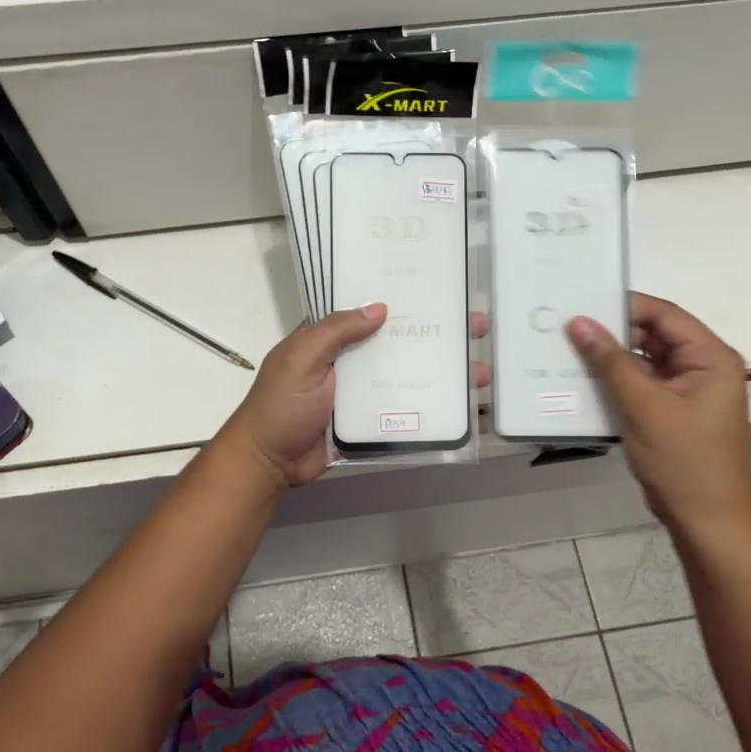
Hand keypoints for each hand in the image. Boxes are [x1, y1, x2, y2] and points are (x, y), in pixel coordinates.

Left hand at [223, 305, 490, 487]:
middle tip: (477, 325)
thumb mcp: (302, 359)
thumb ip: (336, 331)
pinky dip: (429, 406)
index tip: (438, 287)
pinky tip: (460, 405)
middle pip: (398, 341)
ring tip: (480, 370)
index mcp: (328, 338)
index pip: (368, 308)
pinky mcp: (369, 422)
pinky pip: (403, 409)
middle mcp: (349, 360)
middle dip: (436, 333)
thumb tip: (380, 307)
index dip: (401, 297)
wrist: (269, 464)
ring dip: (442, 372)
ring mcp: (361, 392)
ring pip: (407, 375)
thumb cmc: (281, 405)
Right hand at [565, 293, 750, 528]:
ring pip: (643, 360)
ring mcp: (688, 391)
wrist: (707, 522)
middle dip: (612, 333)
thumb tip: (578, 322)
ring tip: (566, 350)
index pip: (664, 315)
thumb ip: (610, 361)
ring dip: (610, 359)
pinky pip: (641, 385)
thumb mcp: (644, 407)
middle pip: (653, 335)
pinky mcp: (672, 412)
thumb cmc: (684, 461)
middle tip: (566, 326)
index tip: (581, 303)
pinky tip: (581, 381)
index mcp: (711, 358)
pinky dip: (615, 383)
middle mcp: (704, 367)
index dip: (624, 305)